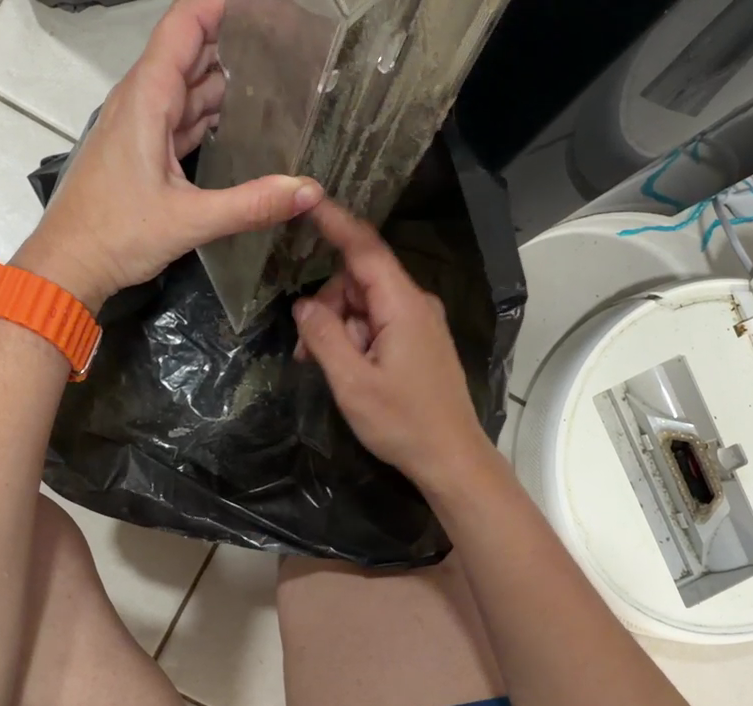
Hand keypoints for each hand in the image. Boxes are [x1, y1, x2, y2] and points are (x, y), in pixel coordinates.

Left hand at [13, 0, 322, 310]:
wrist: (68, 266)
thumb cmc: (115, 236)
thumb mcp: (189, 221)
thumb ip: (250, 204)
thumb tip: (306, 191)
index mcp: (146, 99)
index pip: (185, 24)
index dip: (222, 6)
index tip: (266, 9)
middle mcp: (140, 102)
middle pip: (190, 52)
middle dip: (234, 43)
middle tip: (286, 50)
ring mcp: (137, 127)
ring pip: (185, 88)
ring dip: (223, 83)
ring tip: (274, 84)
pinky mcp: (139, 153)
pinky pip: (177, 119)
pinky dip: (206, 116)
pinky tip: (236, 126)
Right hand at [293, 198, 495, 488]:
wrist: (450, 458)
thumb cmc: (402, 421)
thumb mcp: (351, 382)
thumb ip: (324, 337)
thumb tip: (303, 305)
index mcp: (402, 305)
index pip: (364, 249)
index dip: (334, 222)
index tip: (307, 200)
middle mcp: (416, 305)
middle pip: (359, 281)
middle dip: (327, 305)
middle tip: (305, 351)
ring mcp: (421, 325)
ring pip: (367, 306)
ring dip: (339, 328)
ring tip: (324, 368)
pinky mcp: (420, 344)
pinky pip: (380, 325)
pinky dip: (356, 340)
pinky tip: (346, 370)